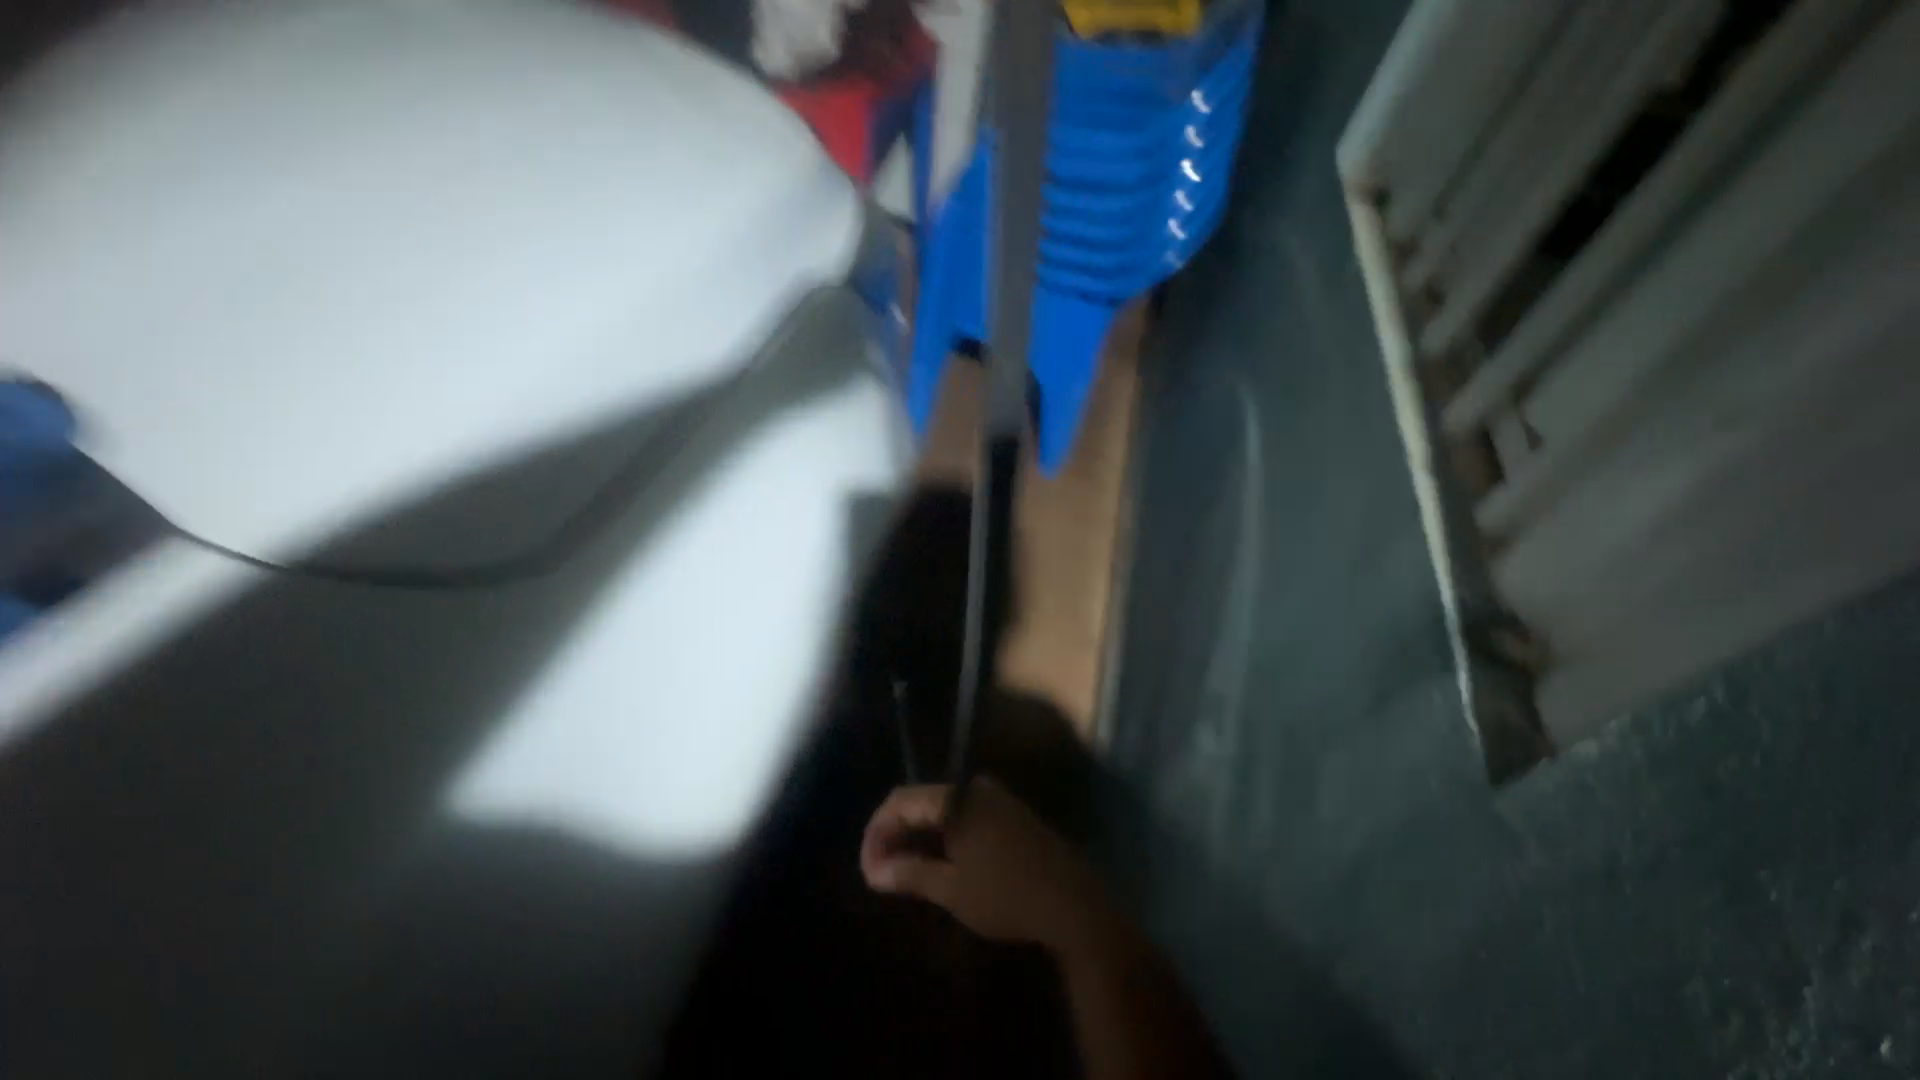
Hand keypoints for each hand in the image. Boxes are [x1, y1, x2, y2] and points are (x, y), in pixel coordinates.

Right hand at [860, 778, 1119, 952]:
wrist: (1074, 904)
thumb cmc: (1007, 896)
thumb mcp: (950, 889)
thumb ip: (909, 874)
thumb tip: (873, 871)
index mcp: (957, 798)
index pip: (900, 801)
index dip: (876, 833)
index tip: (868, 870)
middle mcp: (976, 788)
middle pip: (920, 801)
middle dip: (895, 834)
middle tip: (880, 872)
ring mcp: (997, 799)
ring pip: (943, 810)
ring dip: (919, 836)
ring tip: (904, 871)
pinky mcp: (1011, 815)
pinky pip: (964, 816)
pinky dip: (944, 837)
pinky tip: (938, 863)